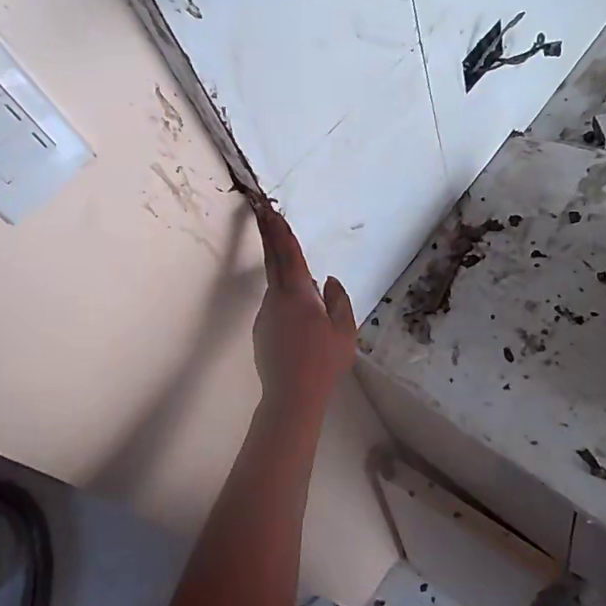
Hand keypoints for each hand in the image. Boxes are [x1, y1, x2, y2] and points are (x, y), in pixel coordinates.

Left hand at [250, 201, 357, 416]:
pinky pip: (275, 305)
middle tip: (262, 211)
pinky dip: (282, 295)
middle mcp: (276, 298)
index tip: (271, 212)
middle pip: (272, 259)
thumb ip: (338, 300)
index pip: (288, 254)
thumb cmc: (324, 362)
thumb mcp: (345, 331)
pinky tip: (296, 310)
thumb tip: (328, 280)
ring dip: (277, 265)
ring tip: (283, 251)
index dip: (280, 231)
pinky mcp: (261, 328)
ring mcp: (265, 313)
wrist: (292, 394)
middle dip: (268, 233)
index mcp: (297, 294)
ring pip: (275, 284)